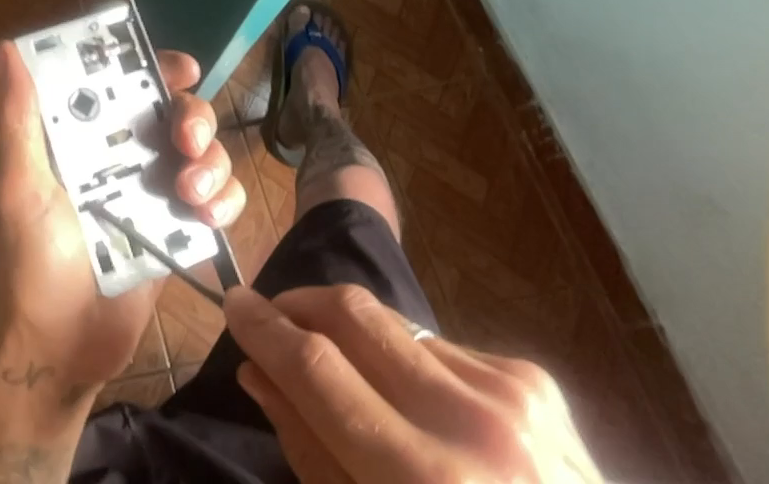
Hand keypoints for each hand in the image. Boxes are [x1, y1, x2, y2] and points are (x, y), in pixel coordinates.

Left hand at [0, 43, 245, 391]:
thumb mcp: (18, 183)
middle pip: (174, 113)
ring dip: (211, 162)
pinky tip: (208, 218)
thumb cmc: (30, 260)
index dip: (153, 68)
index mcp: (79, 140)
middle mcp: (118, 160)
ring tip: (190, 194)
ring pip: (203, 154)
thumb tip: (6, 48)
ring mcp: (151, 196)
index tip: (180, 69)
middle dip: (192, 115)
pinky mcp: (175, 233)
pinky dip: (223, 201)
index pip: (121, 86)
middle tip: (187, 139)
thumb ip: (18, 116)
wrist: (59, 346)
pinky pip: (216, 201)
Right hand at [224, 285, 603, 482]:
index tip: (233, 303)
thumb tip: (258, 368)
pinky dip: (405, 360)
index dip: (263, 327)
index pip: (314, 367)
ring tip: (343, 369)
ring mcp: (512, 395)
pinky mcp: (535, 381)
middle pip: (353, 314)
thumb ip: (308, 447)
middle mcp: (471, 424)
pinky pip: (438, 345)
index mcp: (421, 481)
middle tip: (273, 317)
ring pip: (392, 323)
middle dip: (299, 303)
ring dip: (351, 334)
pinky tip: (414, 401)